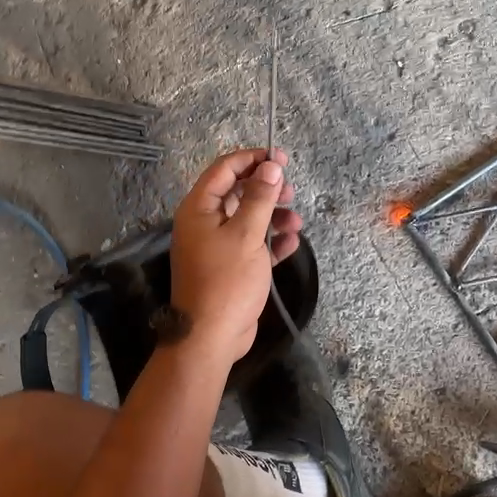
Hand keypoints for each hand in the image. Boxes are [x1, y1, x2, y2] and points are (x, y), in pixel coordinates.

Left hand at [169, 148, 303, 364]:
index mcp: (199, 208)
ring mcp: (217, 244)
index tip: (281, 158)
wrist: (210, 338)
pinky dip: (271, 240)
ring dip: (273, 215)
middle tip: (291, 190)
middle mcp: (205, 221)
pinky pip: (253, 243)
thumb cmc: (226, 280)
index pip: (225, 169)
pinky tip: (291, 242)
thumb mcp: (246, 235)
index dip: (253, 159)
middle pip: (238, 191)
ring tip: (296, 221)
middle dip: (267, 188)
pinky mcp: (231, 265)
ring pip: (248, 217)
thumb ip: (260, 198)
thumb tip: (271, 165)